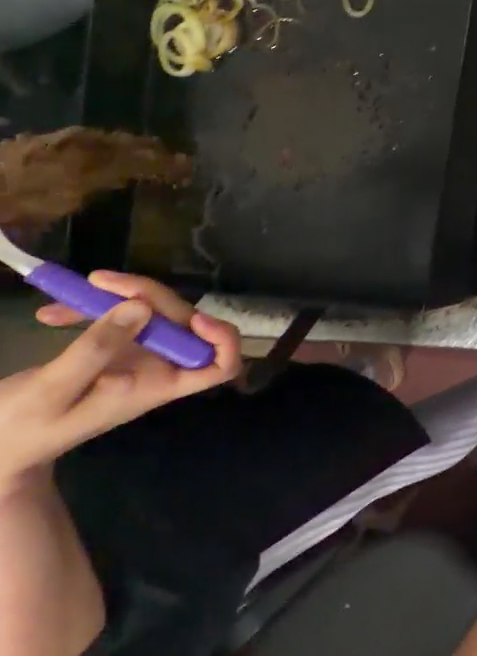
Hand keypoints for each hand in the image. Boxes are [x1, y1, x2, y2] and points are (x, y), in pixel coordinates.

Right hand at [0, 272, 240, 490]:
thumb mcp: (52, 390)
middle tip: (104, 281)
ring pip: (151, 316)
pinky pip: (117, 321)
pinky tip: (52, 312)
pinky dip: (91, 311)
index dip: (221, 340)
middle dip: (152, 298)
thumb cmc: (21, 428)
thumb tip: (141, 308)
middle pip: (183, 326)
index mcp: (158, 386)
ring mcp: (137, 358)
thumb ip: (96, 350)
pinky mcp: (113, 350)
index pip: (221, 366)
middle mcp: (157, 369)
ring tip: (78, 288)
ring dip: (120, 298)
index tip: (195, 319)